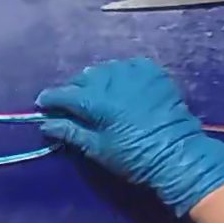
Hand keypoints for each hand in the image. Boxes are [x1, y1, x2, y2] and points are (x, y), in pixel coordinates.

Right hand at [36, 58, 223, 215]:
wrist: (178, 155)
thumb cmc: (132, 157)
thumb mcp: (95, 148)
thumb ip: (69, 132)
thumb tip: (45, 124)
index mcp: (94, 101)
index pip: (61, 93)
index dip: (49, 100)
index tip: (44, 106)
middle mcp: (110, 80)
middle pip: (80, 78)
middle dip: (73, 90)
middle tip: (74, 106)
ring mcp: (133, 73)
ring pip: (103, 69)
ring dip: (96, 81)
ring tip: (98, 95)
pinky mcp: (152, 72)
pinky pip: (127, 65)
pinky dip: (119, 74)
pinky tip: (121, 86)